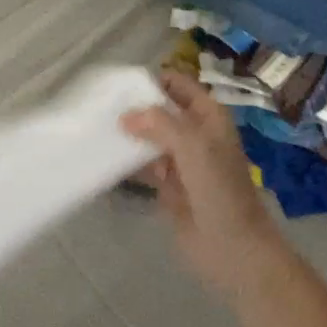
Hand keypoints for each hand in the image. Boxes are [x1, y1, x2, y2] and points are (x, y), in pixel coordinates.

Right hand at [121, 71, 291, 299]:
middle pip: (160, 111)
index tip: (119, 83)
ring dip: (128, 135)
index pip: (178, 85)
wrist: (232, 246)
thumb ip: (159, 123)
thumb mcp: (193, 145)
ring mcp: (181, 161)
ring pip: (149, 139)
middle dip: (134, 108)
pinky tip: (102, 158)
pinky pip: (143, 167)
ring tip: (94, 128)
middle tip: (99, 105)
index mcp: (208, 116)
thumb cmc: (219, 189)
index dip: (153, 80)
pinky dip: (126, 163)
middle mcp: (195, 133)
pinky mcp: (168, 187)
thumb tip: (125, 116)